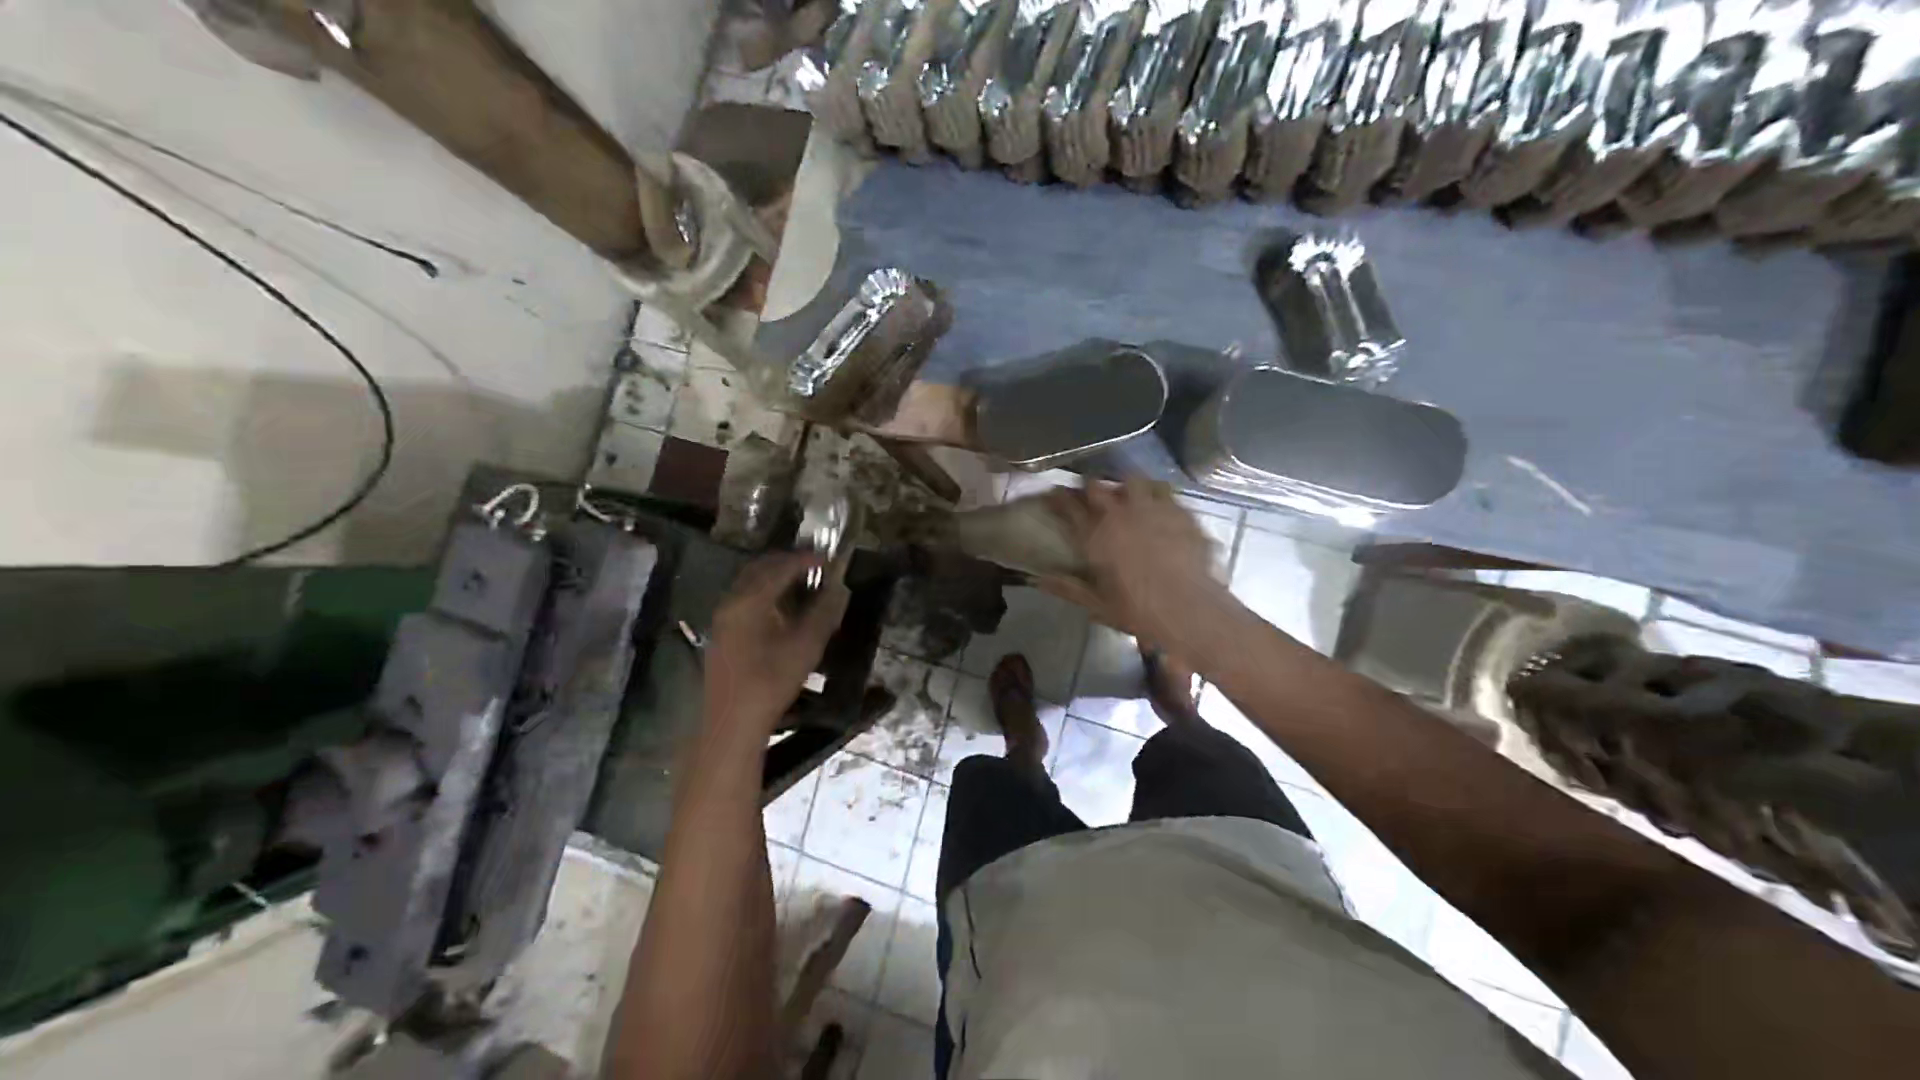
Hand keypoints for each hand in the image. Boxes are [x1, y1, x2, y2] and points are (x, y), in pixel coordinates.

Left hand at [704, 552, 849, 734]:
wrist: (732, 723)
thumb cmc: (771, 682)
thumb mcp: (806, 647)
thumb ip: (824, 613)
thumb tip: (839, 588)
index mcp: (750, 600)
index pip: (781, 567)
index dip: (807, 559)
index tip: (829, 558)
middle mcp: (731, 602)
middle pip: (760, 569)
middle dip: (788, 563)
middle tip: (815, 566)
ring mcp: (722, 618)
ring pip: (749, 584)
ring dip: (775, 578)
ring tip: (802, 585)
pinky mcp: (721, 634)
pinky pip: (744, 600)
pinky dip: (765, 594)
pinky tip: (781, 610)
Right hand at [1043, 478, 1236, 647]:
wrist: (1189, 608)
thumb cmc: (1138, 610)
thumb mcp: (1097, 604)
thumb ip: (1067, 588)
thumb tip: (1038, 579)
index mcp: (1095, 535)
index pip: (1068, 506)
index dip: (1058, 498)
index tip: (1053, 495)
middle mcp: (1120, 514)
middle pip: (1097, 486)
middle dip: (1089, 487)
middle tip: (1089, 495)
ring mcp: (1152, 508)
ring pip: (1133, 480)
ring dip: (1126, 485)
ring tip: (1127, 494)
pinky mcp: (1180, 511)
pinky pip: (1165, 492)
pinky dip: (1157, 495)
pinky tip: (1160, 507)